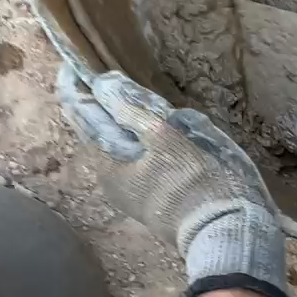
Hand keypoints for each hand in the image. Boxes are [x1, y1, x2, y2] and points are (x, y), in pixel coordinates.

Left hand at [59, 68, 296, 296]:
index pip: (84, 117)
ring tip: (134, 100)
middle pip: (103, 133)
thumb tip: (104, 88)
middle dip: (105, 107)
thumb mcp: (164, 137)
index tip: (73, 65)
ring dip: (128, 124)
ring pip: (125, 147)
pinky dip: (145, 141)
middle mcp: (114, 179)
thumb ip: (131, 112)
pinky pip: (143, 160)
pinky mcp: (158, 199)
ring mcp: (136, 192)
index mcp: (107, 163)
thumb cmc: (194, 181)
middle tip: (107, 78)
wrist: (224, 230)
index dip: (78, 89)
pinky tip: (159, 132)